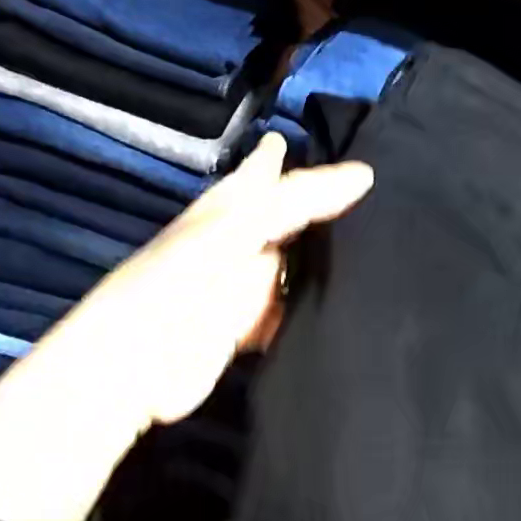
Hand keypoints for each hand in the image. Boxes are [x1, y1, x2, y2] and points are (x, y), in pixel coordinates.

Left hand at [0, 134, 372, 520]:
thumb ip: (296, 200)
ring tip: (384, 245)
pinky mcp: (251, 325)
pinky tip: (352, 297)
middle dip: (327, 210)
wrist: (136, 363)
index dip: (308, 166)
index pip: (274, 175)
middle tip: (382, 202)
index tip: (355, 157)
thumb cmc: (181, 277)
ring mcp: (246, 283)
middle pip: (289, 218)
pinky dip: (315, 301)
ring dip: (328, 256)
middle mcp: (241, 238)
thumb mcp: (238, 225)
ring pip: (295, 262)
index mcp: (230, 207)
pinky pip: (291, 306)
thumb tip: (364, 175)